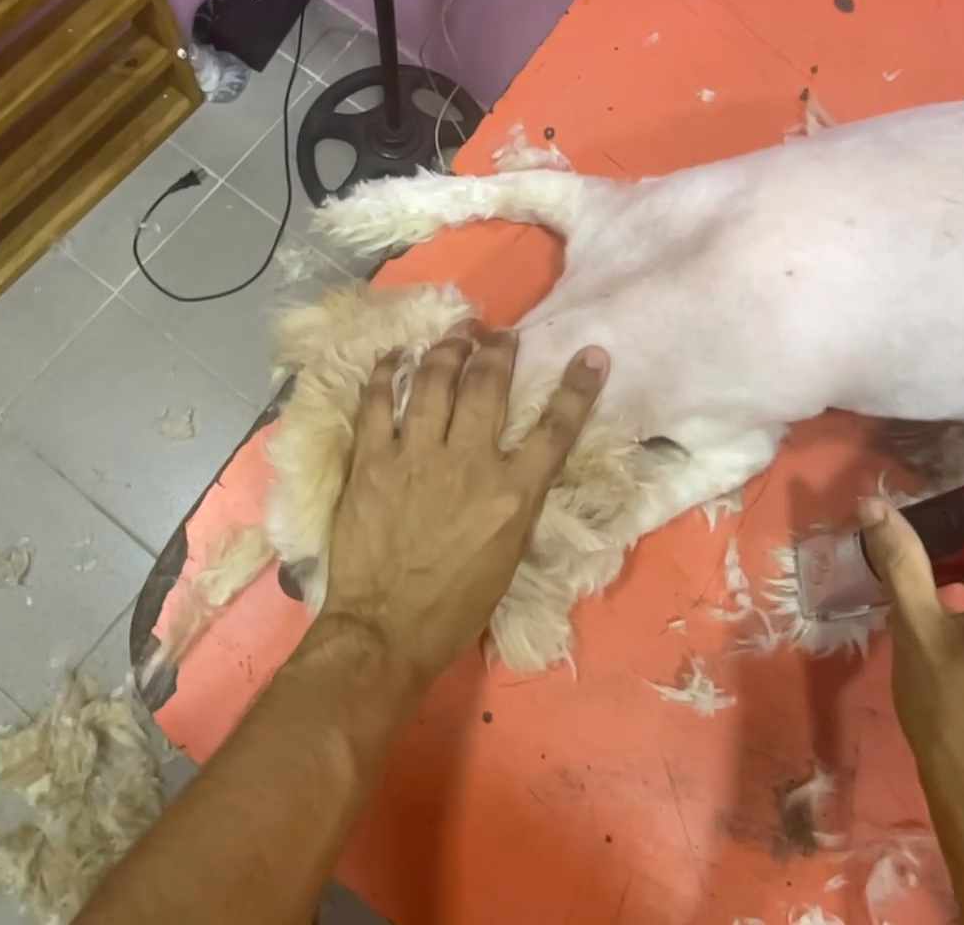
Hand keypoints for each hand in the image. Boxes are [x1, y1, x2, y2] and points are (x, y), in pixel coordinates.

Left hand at [315, 331, 607, 684]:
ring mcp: (415, 456)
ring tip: (456, 333)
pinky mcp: (373, 460)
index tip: (590, 354)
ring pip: (435, 381)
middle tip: (499, 335)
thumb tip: (515, 467)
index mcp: (511, 495)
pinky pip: (378, 402)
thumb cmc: (454, 607)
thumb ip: (514, 502)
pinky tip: (396, 356)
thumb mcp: (508, 556)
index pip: (555, 429)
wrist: (386, 629)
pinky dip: (389, 373)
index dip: (578, 388)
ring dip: (448, 349)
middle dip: (498, 350)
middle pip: (488, 386)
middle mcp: (468, 464)